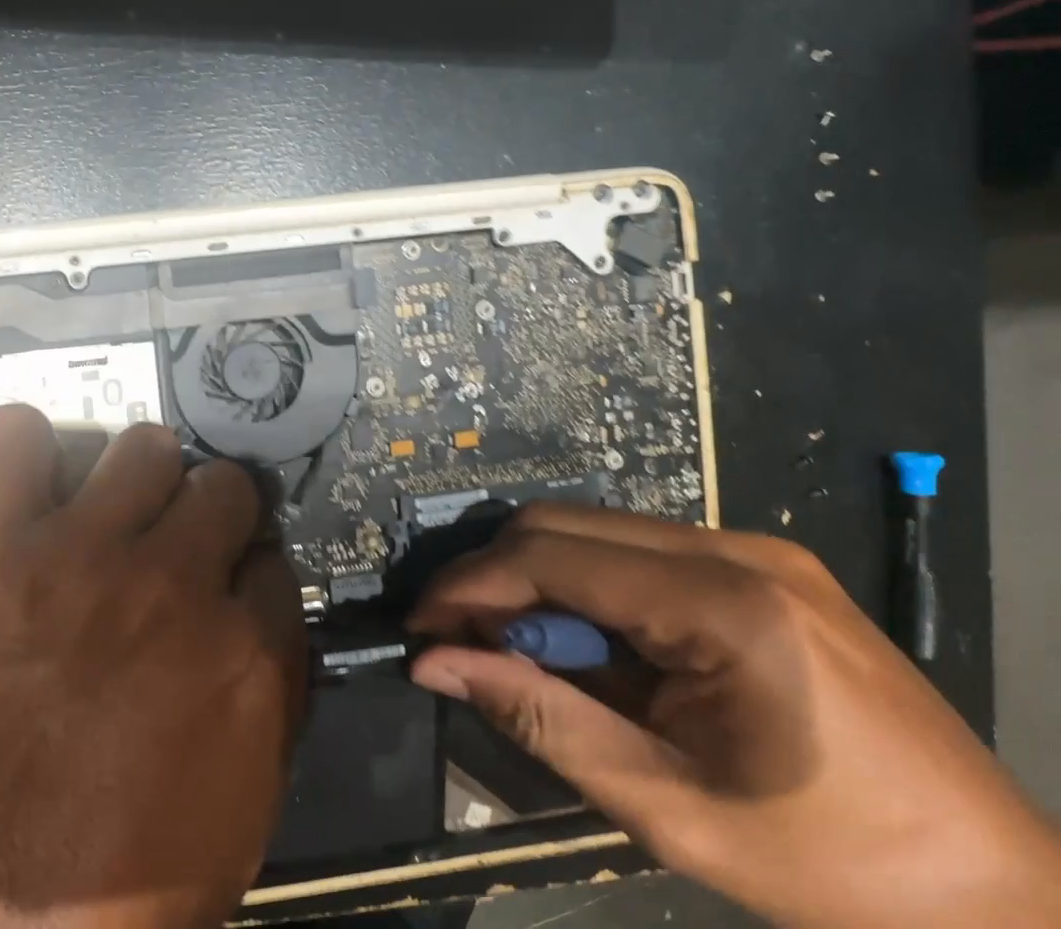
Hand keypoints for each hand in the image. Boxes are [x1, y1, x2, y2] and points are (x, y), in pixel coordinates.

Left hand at [0, 404, 307, 928]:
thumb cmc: (101, 900)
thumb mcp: (230, 828)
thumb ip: (260, 716)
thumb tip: (257, 649)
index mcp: (249, 659)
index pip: (276, 566)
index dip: (248, 579)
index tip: (224, 589)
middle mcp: (176, 587)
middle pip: (224, 490)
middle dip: (208, 518)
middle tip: (170, 550)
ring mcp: (82, 556)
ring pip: (143, 448)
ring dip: (138, 479)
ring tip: (107, 517)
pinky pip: (15, 441)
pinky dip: (25, 452)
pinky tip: (25, 490)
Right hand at [408, 502, 1060, 928]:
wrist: (996, 891)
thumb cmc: (830, 862)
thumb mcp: (664, 805)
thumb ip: (539, 718)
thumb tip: (434, 664)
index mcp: (724, 606)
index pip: (549, 556)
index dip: (467, 587)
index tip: (420, 631)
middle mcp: (739, 552)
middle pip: (563, 524)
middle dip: (492, 579)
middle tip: (459, 645)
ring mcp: (759, 555)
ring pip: (595, 531)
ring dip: (535, 584)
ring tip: (518, 655)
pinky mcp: (767, 573)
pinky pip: (638, 554)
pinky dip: (585, 592)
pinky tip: (587, 652)